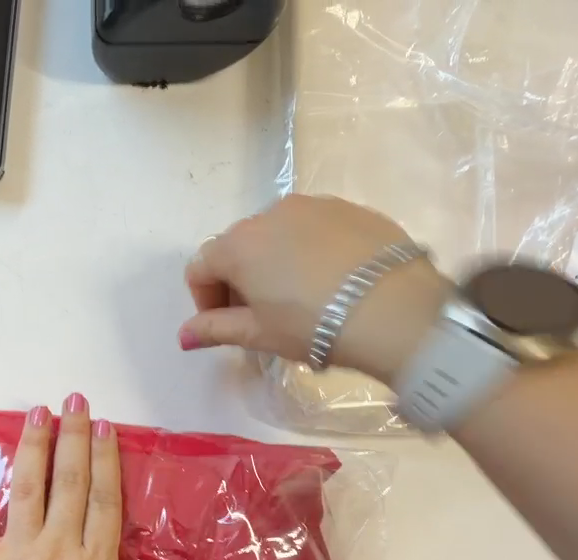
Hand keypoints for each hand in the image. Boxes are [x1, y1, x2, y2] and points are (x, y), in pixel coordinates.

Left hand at [0, 395, 210, 559]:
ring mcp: (18, 552)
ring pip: (26, 489)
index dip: (106, 460)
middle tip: (73, 400)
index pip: (106, 501)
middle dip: (72, 437)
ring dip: (30, 448)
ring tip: (34, 413)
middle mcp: (58, 546)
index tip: (105, 426)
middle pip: (69, 482)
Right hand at [178, 195, 452, 383]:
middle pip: (236, 248)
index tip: (225, 325)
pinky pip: (312, 229)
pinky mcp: (351, 208)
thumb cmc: (312, 324)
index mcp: (238, 245)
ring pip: (275, 235)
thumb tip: (183, 336)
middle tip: (258, 315)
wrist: (394, 308)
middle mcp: (271, 214)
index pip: (199, 268)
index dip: (204, 300)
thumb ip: (214, 329)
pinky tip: (327, 282)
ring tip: (295, 297)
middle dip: (236, 280)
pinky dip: (306, 252)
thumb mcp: (256, 333)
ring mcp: (314, 205)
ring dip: (271, 264)